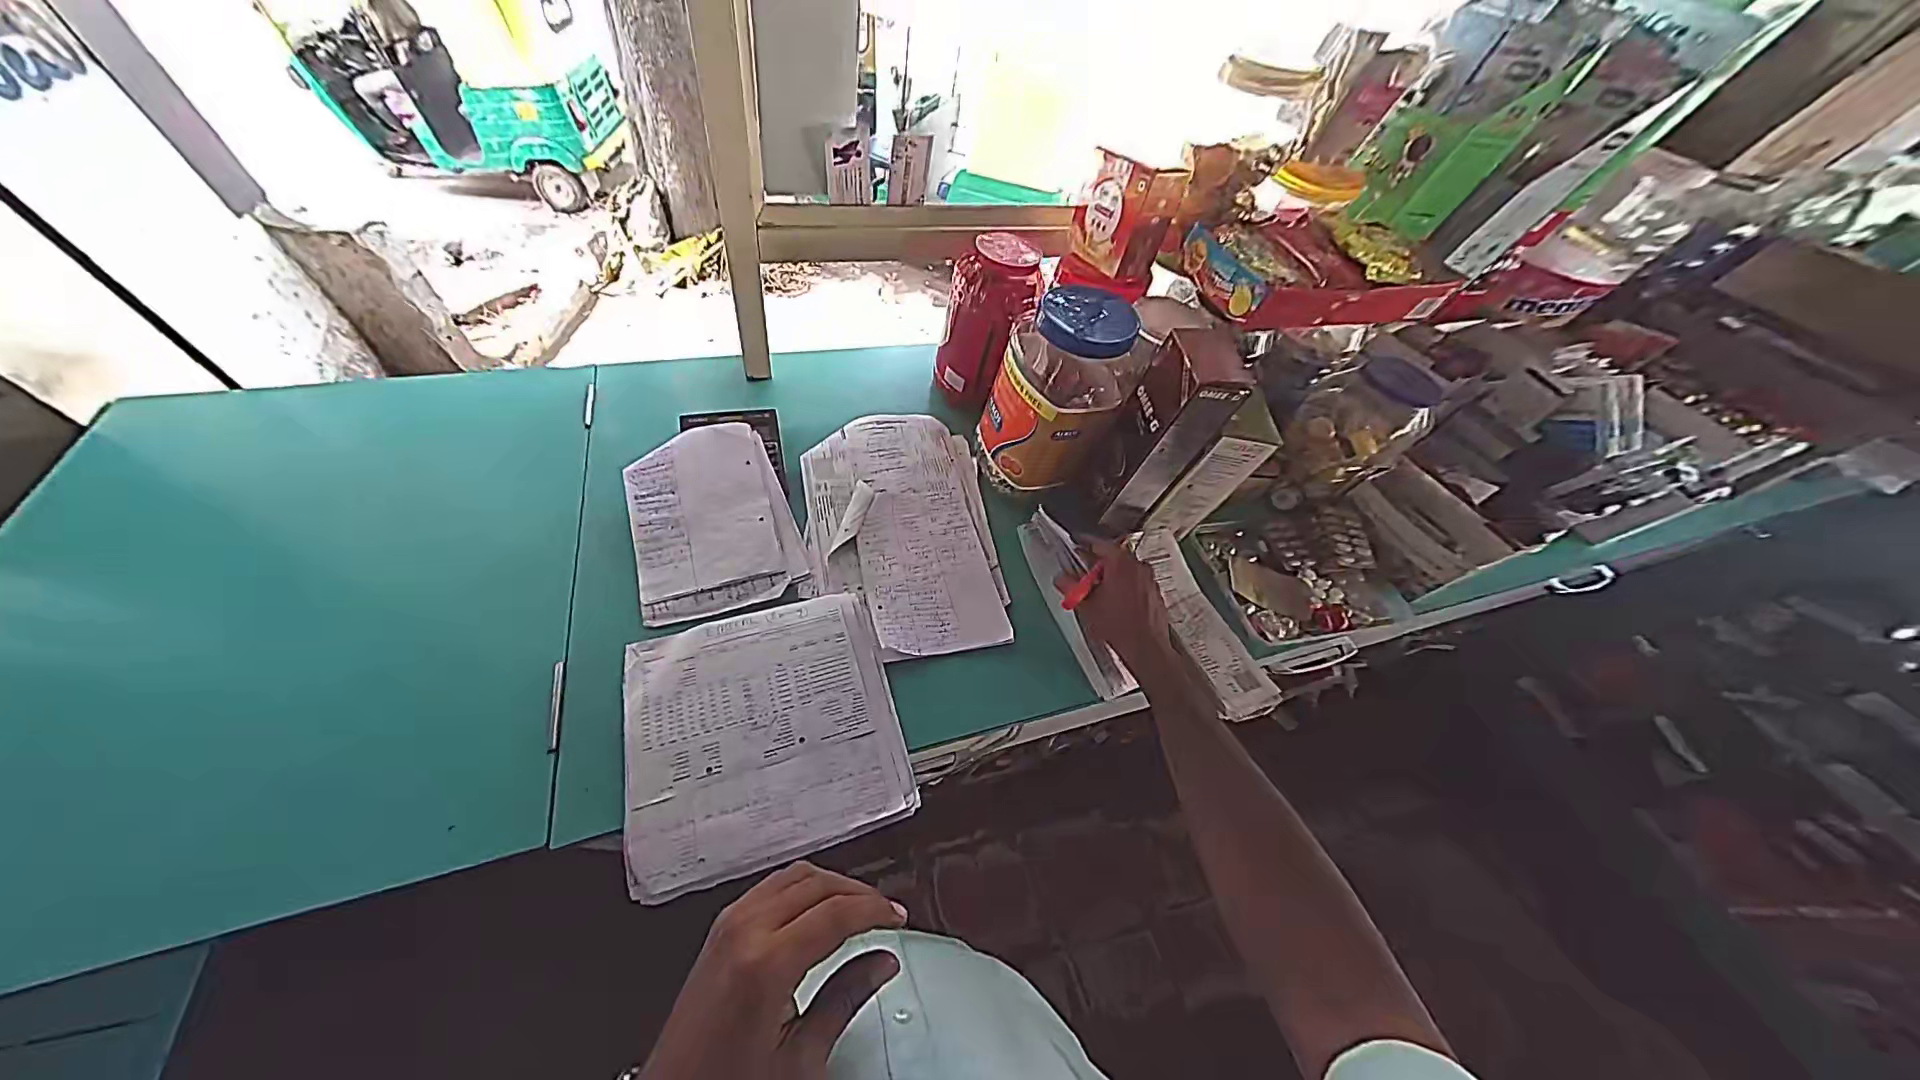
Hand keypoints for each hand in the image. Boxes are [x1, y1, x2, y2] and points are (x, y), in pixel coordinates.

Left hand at [638, 862, 907, 1079]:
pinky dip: (804, 887)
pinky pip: (772, 885)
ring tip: (856, 907)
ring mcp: (728, 925)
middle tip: (883, 911)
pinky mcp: (720, 928)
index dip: (875, 909)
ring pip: (795, 875)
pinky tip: (818, 908)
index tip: (896, 915)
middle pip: (817, 883)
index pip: (837, 912)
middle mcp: (744, 932)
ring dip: (831, 884)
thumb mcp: (799, 1058)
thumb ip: (846, 998)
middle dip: (858, 893)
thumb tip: (881, 963)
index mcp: (765, 963)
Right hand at [1056, 538, 1177, 678]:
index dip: (1084, 542)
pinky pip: (1135, 582)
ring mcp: (1149, 579)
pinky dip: (1123, 586)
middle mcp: (1138, 566)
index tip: (1077, 543)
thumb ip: (1070, 587)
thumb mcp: (1086, 605)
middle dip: (1096, 563)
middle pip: (1113, 556)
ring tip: (1096, 592)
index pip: (1099, 543)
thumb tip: (1062, 580)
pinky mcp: (1154, 592)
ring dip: (1110, 576)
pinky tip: (1113, 602)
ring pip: (1125, 569)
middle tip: (1083, 572)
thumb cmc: (1120, 626)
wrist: (1146, 647)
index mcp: (1120, 562)